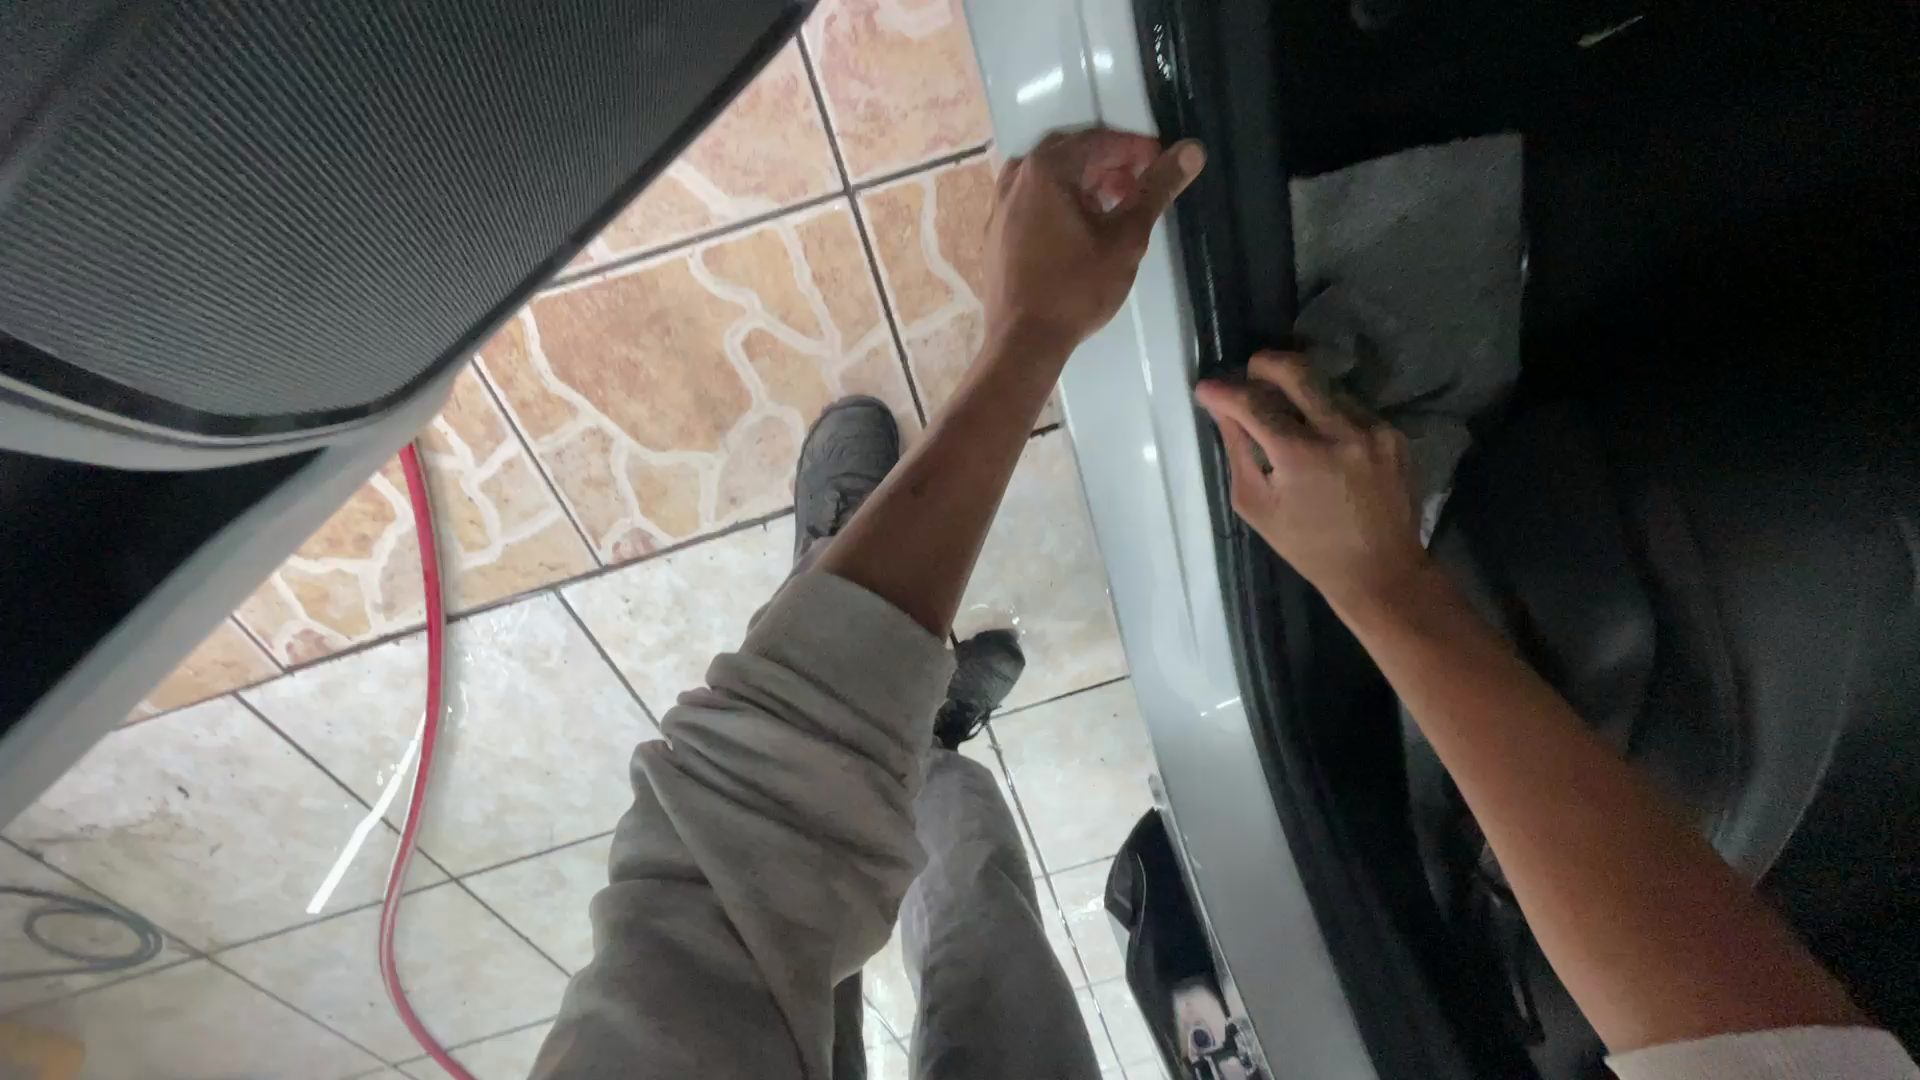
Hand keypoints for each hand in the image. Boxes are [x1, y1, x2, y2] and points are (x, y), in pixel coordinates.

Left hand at [983, 129, 1204, 349]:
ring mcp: (999, 207)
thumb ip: (1156, 190)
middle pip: (1070, 154)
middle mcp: (1016, 178)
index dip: (1136, 150)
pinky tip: (1075, 232)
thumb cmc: (1076, 290)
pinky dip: (1056, 204)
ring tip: (1110, 211)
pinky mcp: (995, 235)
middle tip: (1136, 188)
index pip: (1100, 140)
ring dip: (1081, 184)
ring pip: (1047, 178)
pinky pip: (1030, 203)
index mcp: (1047, 169)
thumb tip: (1192, 150)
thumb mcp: (1125, 239)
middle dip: (1108, 165)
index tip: (1162, 165)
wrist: (1022, 342)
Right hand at [1195, 352, 1427, 608]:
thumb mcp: (1256, 505)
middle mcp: (1341, 431)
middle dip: (1264, 365)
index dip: (1224, 392)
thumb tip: (1224, 412)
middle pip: (1297, 371)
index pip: (1254, 404)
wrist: (1380, 568)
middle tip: (1247, 374)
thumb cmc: (1306, 545)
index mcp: (1301, 455)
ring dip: (1296, 390)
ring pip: (1325, 385)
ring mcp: (1373, 428)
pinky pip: (1348, 406)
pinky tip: (1315, 435)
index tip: (1205, 389)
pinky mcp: (1392, 433)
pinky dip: (1324, 412)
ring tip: (1278, 408)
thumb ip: (1238, 452)